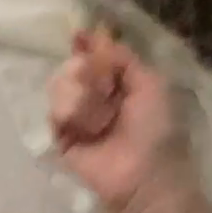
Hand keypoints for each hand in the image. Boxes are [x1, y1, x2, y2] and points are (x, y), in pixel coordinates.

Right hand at [46, 28, 194, 212]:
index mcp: (121, 86)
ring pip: (60, 87)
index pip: (97, 59)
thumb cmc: (156, 130)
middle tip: (97, 83)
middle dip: (83, 69)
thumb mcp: (150, 84)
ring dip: (78, 92)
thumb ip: (124, 59)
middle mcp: (98, 100)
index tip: (78, 35)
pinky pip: (54, 114)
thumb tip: (98, 38)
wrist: (145, 176)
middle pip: (74, 69)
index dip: (88, 46)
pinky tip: (83, 125)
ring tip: (96, 112)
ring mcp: (79, 120)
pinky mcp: (63, 140)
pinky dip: (68, 114)